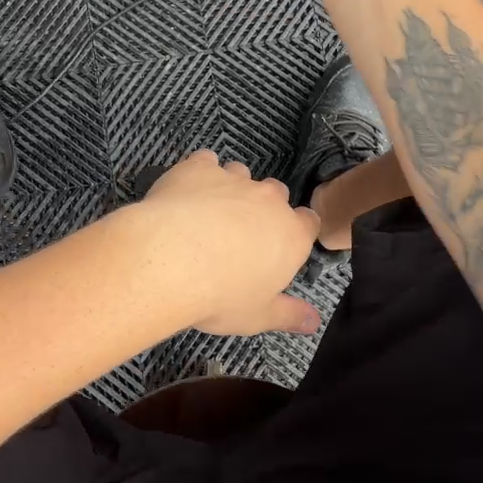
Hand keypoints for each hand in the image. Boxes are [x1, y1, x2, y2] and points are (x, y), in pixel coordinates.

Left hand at [135, 150, 322, 336]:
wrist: (169, 259)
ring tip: (209, 210)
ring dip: (231, 187)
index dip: (295, 230)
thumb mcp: (257, 316)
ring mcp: (233, 180)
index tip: (279, 244)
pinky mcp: (199, 167)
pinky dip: (199, 171)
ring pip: (241, 173)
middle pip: (276, 193)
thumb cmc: (219, 295)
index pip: (308, 222)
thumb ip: (289, 315)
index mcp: (290, 236)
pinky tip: (186, 188)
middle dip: (262, 207)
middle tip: (239, 233)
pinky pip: (205, 160)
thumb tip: (314, 321)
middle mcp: (268, 201)